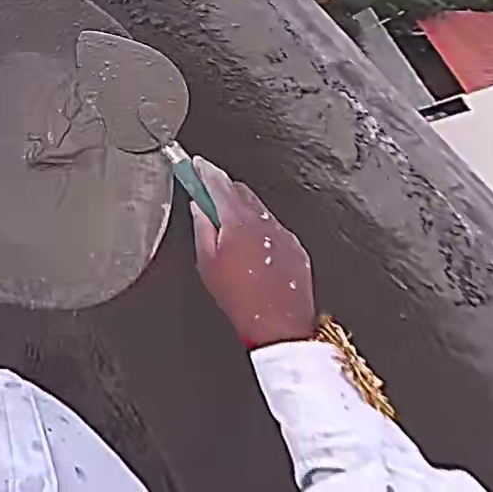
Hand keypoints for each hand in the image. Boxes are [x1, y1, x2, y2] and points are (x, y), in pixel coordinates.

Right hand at [190, 155, 316, 346]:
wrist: (281, 329)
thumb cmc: (241, 299)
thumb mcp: (207, 263)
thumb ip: (201, 227)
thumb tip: (198, 208)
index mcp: (238, 221)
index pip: (218, 183)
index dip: (204, 170)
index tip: (196, 164)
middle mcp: (264, 221)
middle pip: (240, 190)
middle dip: (223, 188)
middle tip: (208, 196)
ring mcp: (283, 233)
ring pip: (258, 207)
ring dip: (242, 208)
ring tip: (229, 228)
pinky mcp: (296, 247)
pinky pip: (274, 226)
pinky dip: (260, 227)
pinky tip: (251, 246)